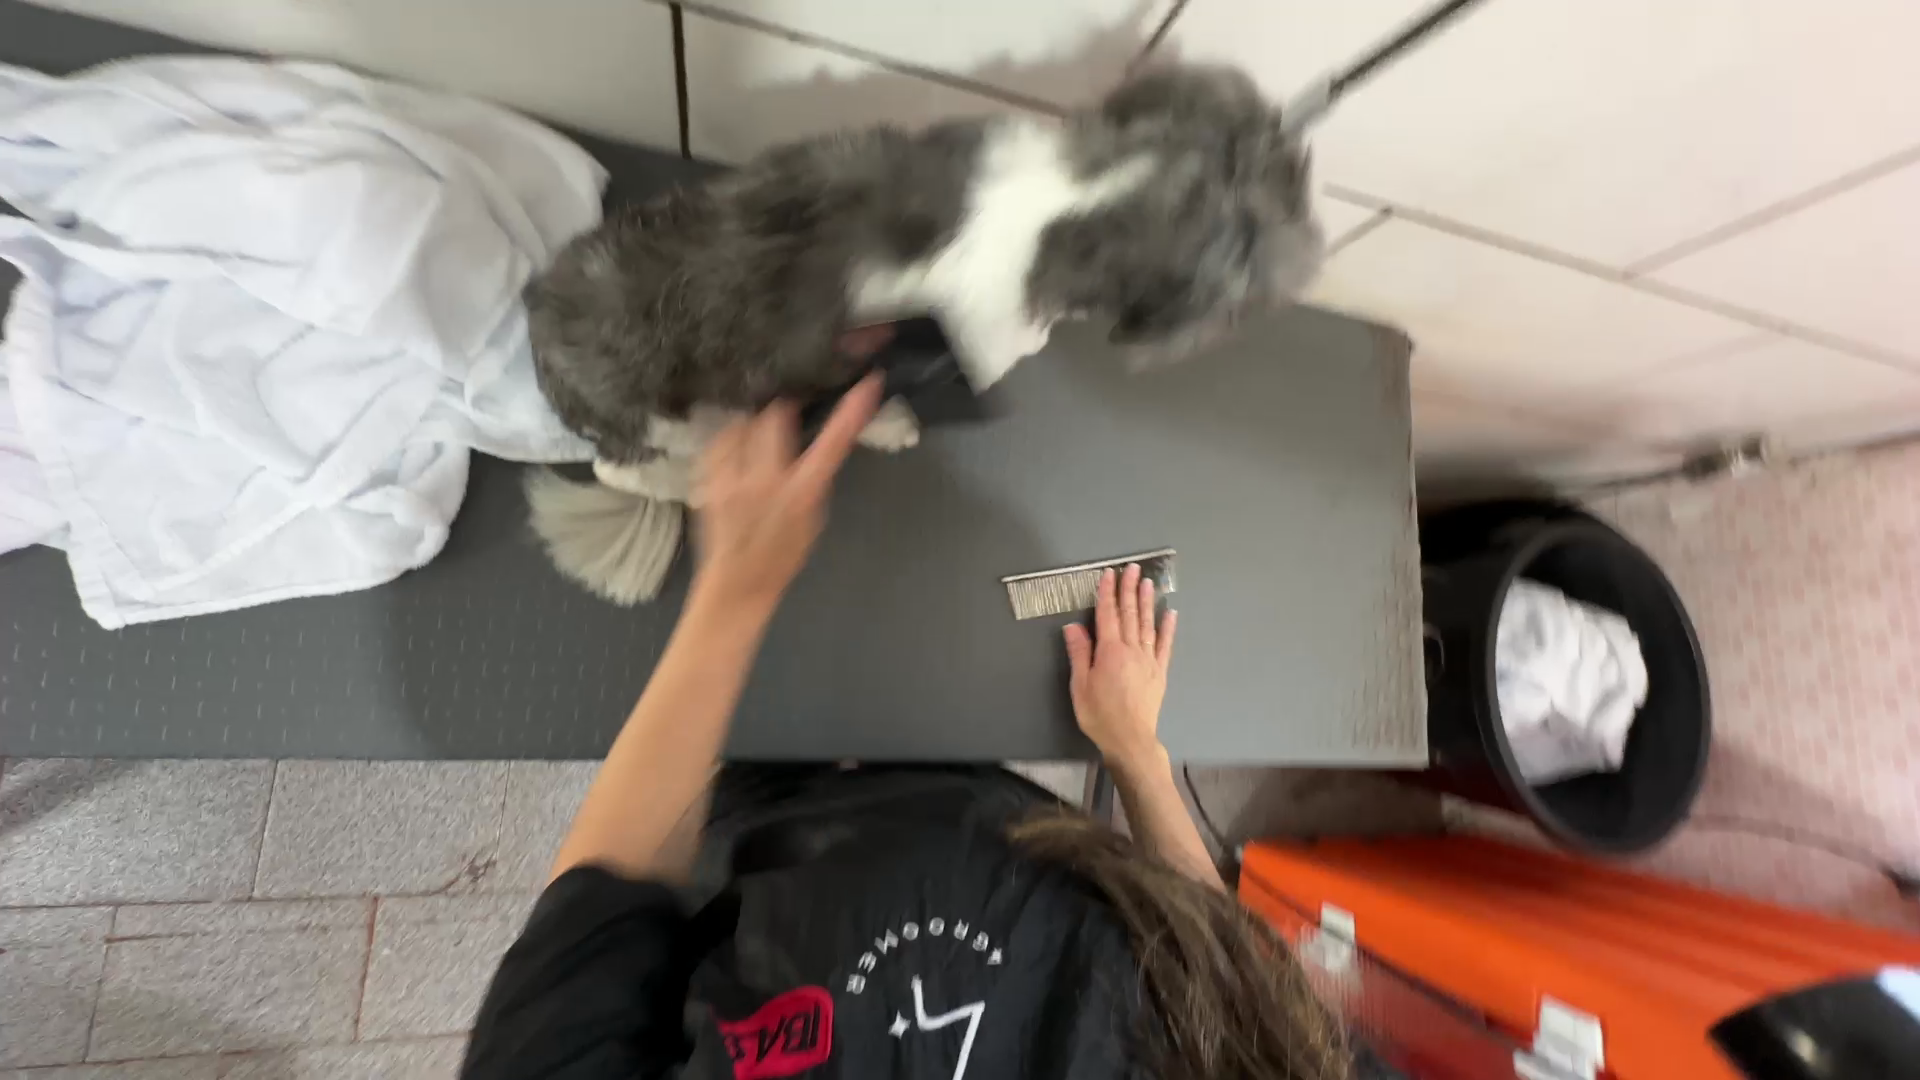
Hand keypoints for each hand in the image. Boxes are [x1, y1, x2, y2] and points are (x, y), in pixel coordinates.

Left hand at [690, 374, 882, 612]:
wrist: (738, 583)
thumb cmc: (784, 553)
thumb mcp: (814, 516)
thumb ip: (813, 475)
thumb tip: (813, 440)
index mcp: (802, 493)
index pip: (833, 443)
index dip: (852, 411)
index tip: (869, 382)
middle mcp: (766, 481)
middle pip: (773, 417)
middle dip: (782, 410)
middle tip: (788, 414)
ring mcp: (731, 480)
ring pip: (743, 424)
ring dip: (753, 425)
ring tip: (756, 440)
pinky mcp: (707, 481)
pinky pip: (719, 440)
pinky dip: (729, 440)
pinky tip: (734, 452)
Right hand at [1062, 563, 1177, 772]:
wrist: (1130, 739)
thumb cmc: (1099, 714)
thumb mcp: (1080, 684)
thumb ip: (1079, 653)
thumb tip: (1074, 626)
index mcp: (1109, 651)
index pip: (1107, 615)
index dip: (1107, 593)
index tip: (1109, 574)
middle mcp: (1131, 650)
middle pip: (1130, 614)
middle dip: (1129, 589)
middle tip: (1132, 568)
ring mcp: (1149, 660)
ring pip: (1148, 624)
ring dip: (1147, 601)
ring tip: (1148, 582)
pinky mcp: (1160, 672)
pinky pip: (1165, 645)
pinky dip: (1168, 628)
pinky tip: (1170, 613)